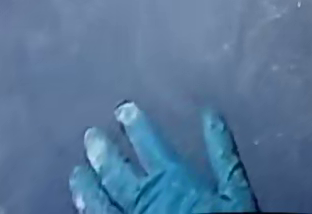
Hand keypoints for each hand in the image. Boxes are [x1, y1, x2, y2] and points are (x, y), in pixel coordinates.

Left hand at [69, 103, 257, 213]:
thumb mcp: (234, 189)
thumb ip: (222, 151)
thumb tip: (211, 113)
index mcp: (172, 180)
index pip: (149, 145)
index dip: (135, 125)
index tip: (123, 108)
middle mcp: (145, 200)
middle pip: (118, 173)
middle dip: (103, 152)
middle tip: (89, 135)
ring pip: (102, 205)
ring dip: (89, 187)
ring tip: (77, 174)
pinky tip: (83, 210)